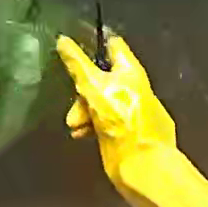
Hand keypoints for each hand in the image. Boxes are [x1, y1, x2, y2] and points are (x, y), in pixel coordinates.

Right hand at [58, 35, 176, 159]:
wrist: (145, 167)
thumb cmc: (122, 122)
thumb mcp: (95, 89)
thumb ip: (78, 65)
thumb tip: (62, 40)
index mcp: (131, 71)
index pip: (112, 45)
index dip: (93, 44)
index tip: (71, 50)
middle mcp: (133, 87)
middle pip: (102, 77)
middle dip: (82, 92)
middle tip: (72, 112)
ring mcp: (133, 109)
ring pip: (102, 101)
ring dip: (84, 111)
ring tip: (75, 126)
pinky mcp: (130, 129)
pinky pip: (108, 119)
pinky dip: (93, 125)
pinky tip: (82, 134)